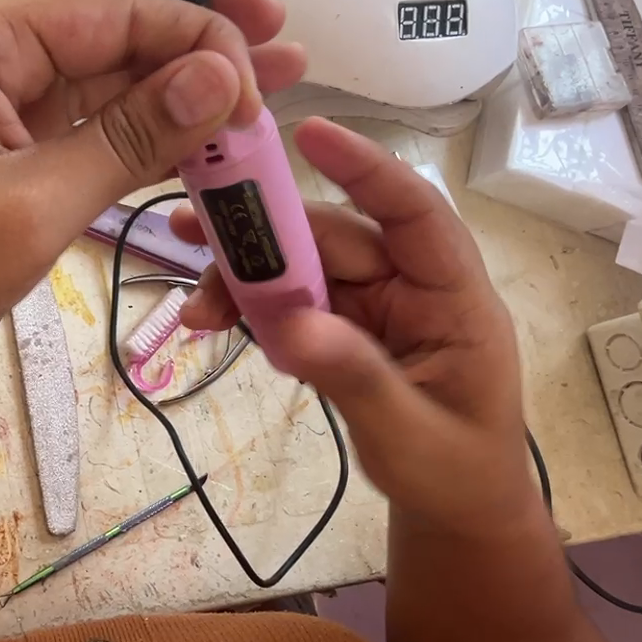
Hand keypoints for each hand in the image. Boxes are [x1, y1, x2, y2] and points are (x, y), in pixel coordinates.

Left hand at [0, 0, 307, 368]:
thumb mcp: (33, 205)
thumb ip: (129, 138)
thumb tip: (222, 78)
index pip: (115, 6)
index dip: (198, 39)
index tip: (257, 91)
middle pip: (111, 1)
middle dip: (196, 15)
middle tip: (276, 35)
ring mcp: (2, 96)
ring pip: (108, 63)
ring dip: (182, 75)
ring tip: (271, 80)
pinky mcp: (10, 141)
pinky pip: (89, 116)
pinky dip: (145, 126)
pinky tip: (206, 129)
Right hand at [174, 119, 535, 522]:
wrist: (451, 507)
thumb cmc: (452, 471)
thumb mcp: (406, 432)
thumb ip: (354, 377)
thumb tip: (292, 326)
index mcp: (452, 298)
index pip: (414, 215)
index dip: (365, 170)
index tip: (308, 135)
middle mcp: (406, 288)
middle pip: (329, 239)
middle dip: (261, 239)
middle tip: (189, 231)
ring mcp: (368, 307)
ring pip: (296, 268)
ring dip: (241, 279)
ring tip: (194, 308)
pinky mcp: (337, 328)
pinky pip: (284, 302)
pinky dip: (246, 308)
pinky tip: (212, 321)